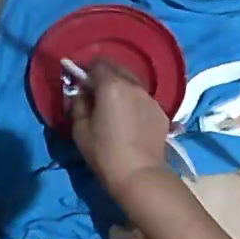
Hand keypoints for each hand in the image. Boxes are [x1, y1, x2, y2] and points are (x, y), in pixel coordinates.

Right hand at [68, 62, 171, 196]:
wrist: (139, 174)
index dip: (86, 70)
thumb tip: (82, 93)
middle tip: (95, 92)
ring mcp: (150, 98)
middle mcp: (133, 85)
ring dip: (121, 88)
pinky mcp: (161, 113)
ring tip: (114, 106)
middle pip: (117, 69)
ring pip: (133, 84)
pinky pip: (143, 100)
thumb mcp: (79, 129)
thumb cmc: (103, 152)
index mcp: (110, 85)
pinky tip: (130, 120)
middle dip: (104, 76)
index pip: (97, 64)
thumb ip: (78, 104)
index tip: (80, 81)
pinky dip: (134, 103)